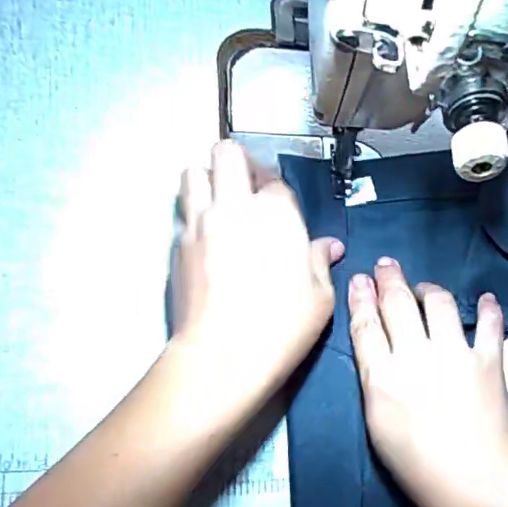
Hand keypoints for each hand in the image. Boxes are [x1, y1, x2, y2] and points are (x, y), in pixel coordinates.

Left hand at [169, 141, 344, 407]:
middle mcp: (234, 205)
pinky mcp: (177, 245)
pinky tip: (205, 239)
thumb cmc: (281, 326)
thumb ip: (320, 263)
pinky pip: (183, 213)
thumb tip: (330, 247)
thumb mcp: (320, 297)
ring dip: (207, 179)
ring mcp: (200, 222)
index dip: (279, 195)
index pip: (275, 182)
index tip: (281, 212)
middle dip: (237, 164)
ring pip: (194, 172)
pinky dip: (193, 216)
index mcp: (277, 212)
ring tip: (219, 203)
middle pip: (227, 153)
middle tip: (246, 187)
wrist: (223, 353)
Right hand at [347, 258, 507, 506]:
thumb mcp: (378, 430)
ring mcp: (454, 353)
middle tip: (386, 264)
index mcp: (382, 377)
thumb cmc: (419, 469)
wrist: (477, 483)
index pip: (366, 326)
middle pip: (398, 304)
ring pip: (439, 302)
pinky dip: (487, 308)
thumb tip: (378, 358)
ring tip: (425, 287)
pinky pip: (489, 323)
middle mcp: (415, 355)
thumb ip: (375, 386)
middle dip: (389, 278)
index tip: (360, 278)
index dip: (361, 297)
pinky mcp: (488, 359)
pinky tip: (486, 299)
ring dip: (428, 288)